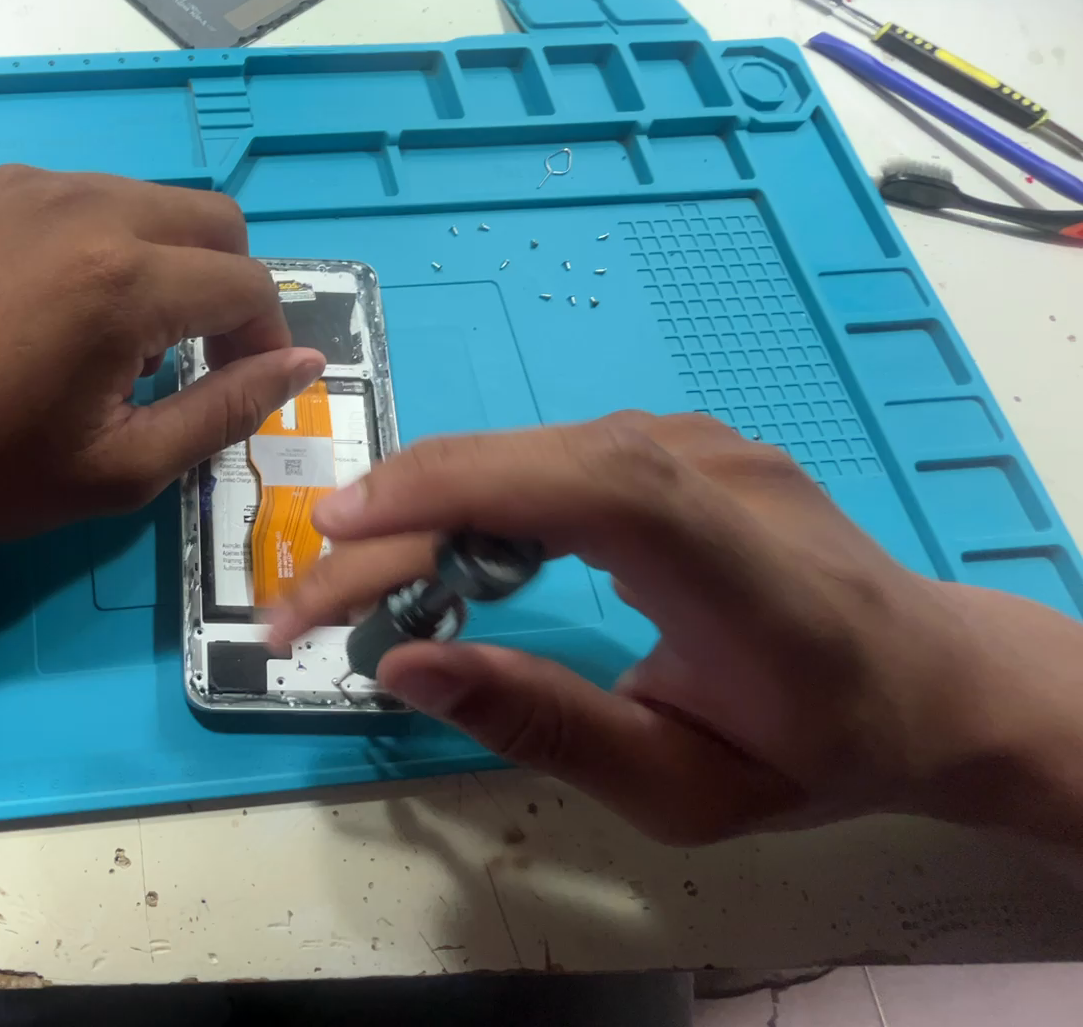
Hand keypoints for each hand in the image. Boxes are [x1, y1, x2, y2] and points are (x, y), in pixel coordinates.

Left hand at [0, 165, 324, 550]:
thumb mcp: (122, 468)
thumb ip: (226, 410)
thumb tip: (302, 365)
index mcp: (123, 279)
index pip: (246, 285)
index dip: (263, 340)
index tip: (243, 384)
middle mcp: (81, 204)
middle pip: (210, 221)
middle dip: (224, 289)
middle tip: (190, 361)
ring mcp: (19, 185)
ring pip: (142, 201)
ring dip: (160, 264)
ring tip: (112, 341)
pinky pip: (71, 198)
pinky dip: (93, 244)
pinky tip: (49, 308)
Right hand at [268, 412, 1082, 845]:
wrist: (931, 676)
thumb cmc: (811, 748)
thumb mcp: (680, 787)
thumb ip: (541, 724)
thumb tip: (396, 667)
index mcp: (744, 568)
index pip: (592, 488)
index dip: (455, 488)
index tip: (337, 529)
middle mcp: (709, 471)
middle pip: (513, 470)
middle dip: (384, 532)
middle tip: (297, 607)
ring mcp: (681, 440)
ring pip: (504, 456)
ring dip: (406, 517)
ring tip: (342, 585)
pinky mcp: (651, 442)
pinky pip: (526, 462)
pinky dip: (453, 505)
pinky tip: (420, 551)